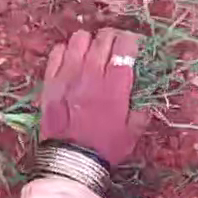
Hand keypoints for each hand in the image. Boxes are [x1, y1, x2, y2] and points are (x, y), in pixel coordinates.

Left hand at [40, 28, 151, 164]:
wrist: (70, 161)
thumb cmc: (105, 148)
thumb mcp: (132, 132)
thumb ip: (142, 111)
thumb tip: (147, 97)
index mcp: (115, 87)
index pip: (124, 48)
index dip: (130, 40)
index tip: (132, 44)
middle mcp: (92, 75)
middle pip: (103, 39)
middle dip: (112, 36)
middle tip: (114, 44)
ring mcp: (68, 76)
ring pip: (79, 40)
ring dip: (89, 40)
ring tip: (92, 48)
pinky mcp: (50, 81)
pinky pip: (57, 53)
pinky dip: (66, 50)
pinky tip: (71, 58)